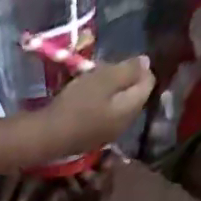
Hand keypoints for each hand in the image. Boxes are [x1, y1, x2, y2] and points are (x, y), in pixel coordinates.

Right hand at [37, 56, 154, 158]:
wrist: (52, 136)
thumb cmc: (78, 103)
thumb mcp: (104, 79)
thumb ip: (128, 70)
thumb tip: (146, 62)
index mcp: (131, 109)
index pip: (148, 83)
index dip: (138, 67)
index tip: (118, 61)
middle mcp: (126, 124)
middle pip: (134, 95)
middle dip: (124, 79)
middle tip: (103, 69)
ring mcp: (111, 134)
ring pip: (119, 105)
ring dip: (111, 91)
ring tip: (94, 81)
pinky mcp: (97, 138)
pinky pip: (107, 115)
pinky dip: (102, 103)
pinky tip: (87, 99)